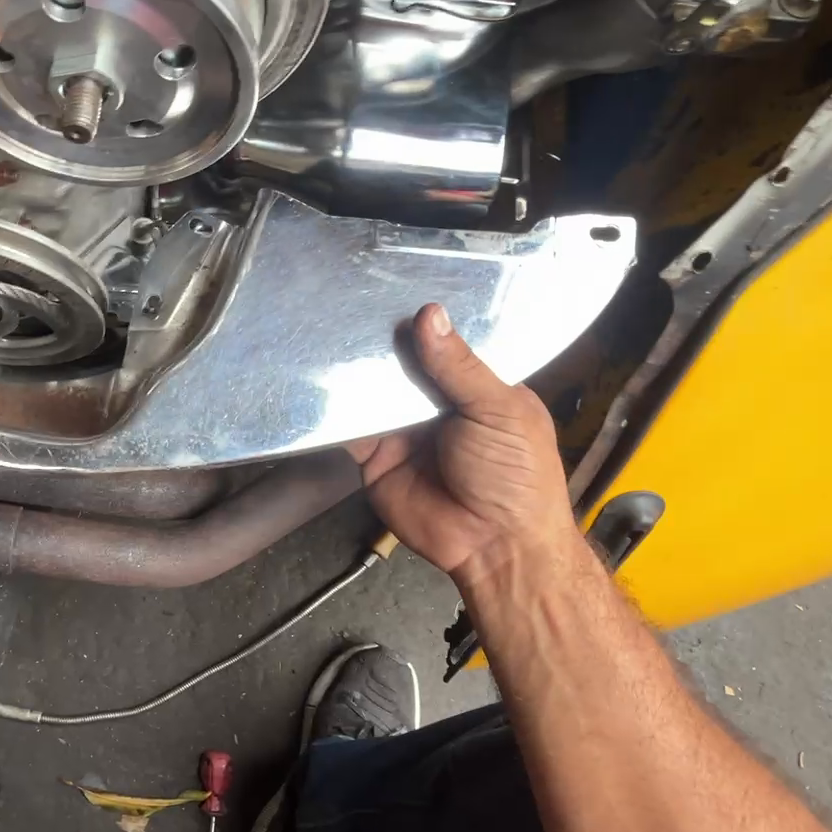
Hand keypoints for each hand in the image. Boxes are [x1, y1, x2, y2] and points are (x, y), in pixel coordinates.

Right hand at [349, 304, 580, 585]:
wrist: (492, 545)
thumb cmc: (514, 475)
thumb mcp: (497, 410)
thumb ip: (459, 366)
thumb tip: (429, 314)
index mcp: (477, 389)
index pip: (445, 346)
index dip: (424, 323)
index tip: (394, 287)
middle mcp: (437, 406)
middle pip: (403, 366)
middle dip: (383, 343)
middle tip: (351, 301)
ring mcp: (403, 431)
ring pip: (373, 393)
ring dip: (356, 372)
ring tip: (329, 332)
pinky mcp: (374, 457)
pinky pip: (351, 429)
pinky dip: (335, 412)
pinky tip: (317, 382)